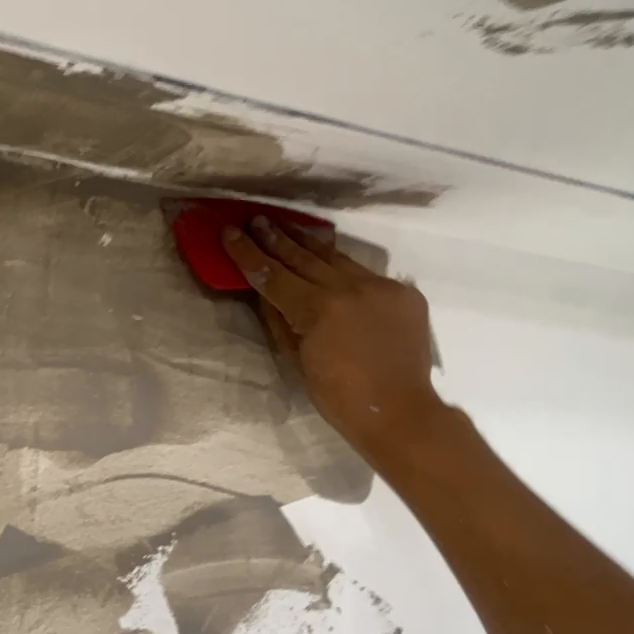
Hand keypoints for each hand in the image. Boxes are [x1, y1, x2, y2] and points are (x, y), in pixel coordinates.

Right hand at [221, 216, 442, 454]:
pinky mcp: (404, 293)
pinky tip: (329, 261)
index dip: (247, 253)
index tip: (229, 232)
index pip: (273, 274)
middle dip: (276, 238)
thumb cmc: (337, 396)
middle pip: (303, 257)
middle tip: (257, 220)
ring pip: (336, 258)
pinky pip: (365, 274)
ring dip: (308, 244)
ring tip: (287, 227)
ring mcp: (381, 287)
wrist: (400, 412)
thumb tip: (265, 292)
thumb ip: (279, 319)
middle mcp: (350, 289)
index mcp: (318, 309)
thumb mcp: (295, 359)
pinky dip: (342, 268)